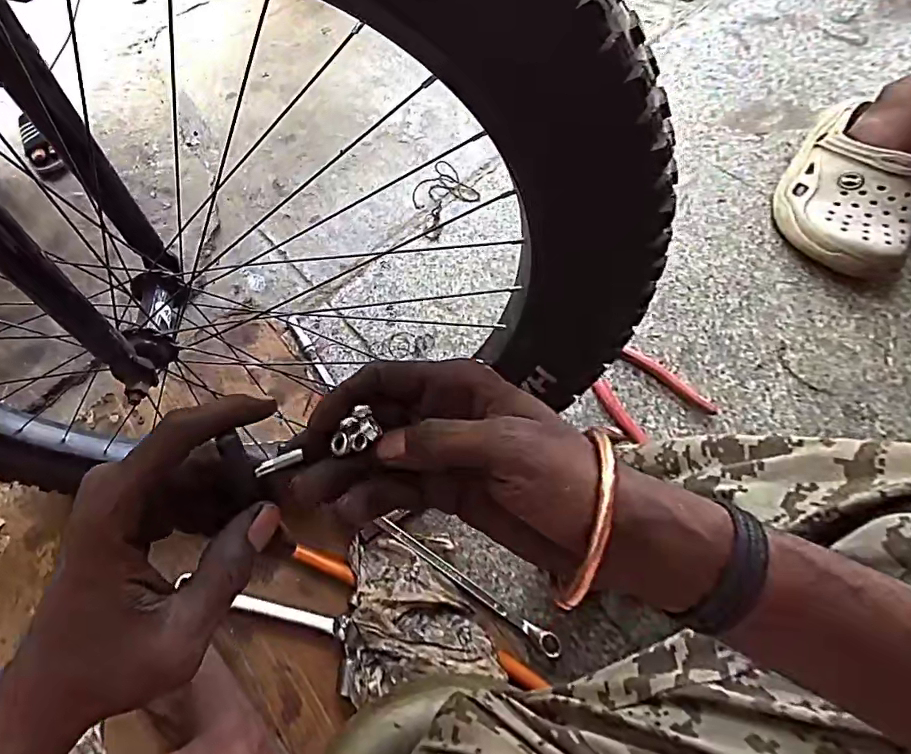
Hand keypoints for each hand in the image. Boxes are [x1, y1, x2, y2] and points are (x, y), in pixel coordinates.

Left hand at [0, 397, 283, 753]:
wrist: (52, 689)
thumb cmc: (103, 668)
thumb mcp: (177, 635)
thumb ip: (225, 574)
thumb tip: (268, 515)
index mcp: (112, 503)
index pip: (176, 435)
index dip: (226, 413)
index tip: (269, 407)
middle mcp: (113, 486)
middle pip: (192, 459)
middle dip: (242, 477)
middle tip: (288, 502)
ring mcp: (120, 497)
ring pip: (192, 478)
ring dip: (233, 501)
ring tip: (276, 532)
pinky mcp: (129, 512)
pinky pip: (182, 499)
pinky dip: (215, 516)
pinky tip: (246, 539)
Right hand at [286, 359, 598, 577]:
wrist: (605, 531)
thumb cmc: (562, 471)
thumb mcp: (504, 445)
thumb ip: (438, 441)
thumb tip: (381, 447)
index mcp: (455, 386)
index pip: (385, 381)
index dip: (345, 399)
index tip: (317, 428)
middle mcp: (440, 415)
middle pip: (374, 422)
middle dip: (339, 447)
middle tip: (305, 476)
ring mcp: (441, 455)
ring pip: (382, 462)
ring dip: (349, 479)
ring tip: (320, 503)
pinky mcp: (446, 491)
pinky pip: (401, 492)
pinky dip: (375, 502)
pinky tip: (353, 517)